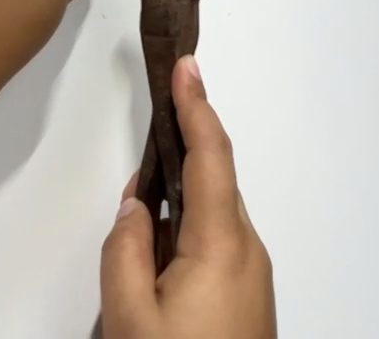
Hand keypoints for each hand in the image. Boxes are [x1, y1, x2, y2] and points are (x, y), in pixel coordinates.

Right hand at [101, 56, 275, 338]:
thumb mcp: (131, 319)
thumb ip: (124, 249)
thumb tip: (137, 206)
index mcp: (223, 245)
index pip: (212, 154)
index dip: (197, 104)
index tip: (187, 65)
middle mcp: (248, 252)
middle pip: (213, 182)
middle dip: (181, 154)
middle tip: (148, 137)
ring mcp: (254, 279)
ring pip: (212, 216)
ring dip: (179, 202)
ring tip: (140, 224)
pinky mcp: (250, 301)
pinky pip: (216, 244)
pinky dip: (188, 232)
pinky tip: (158, 262)